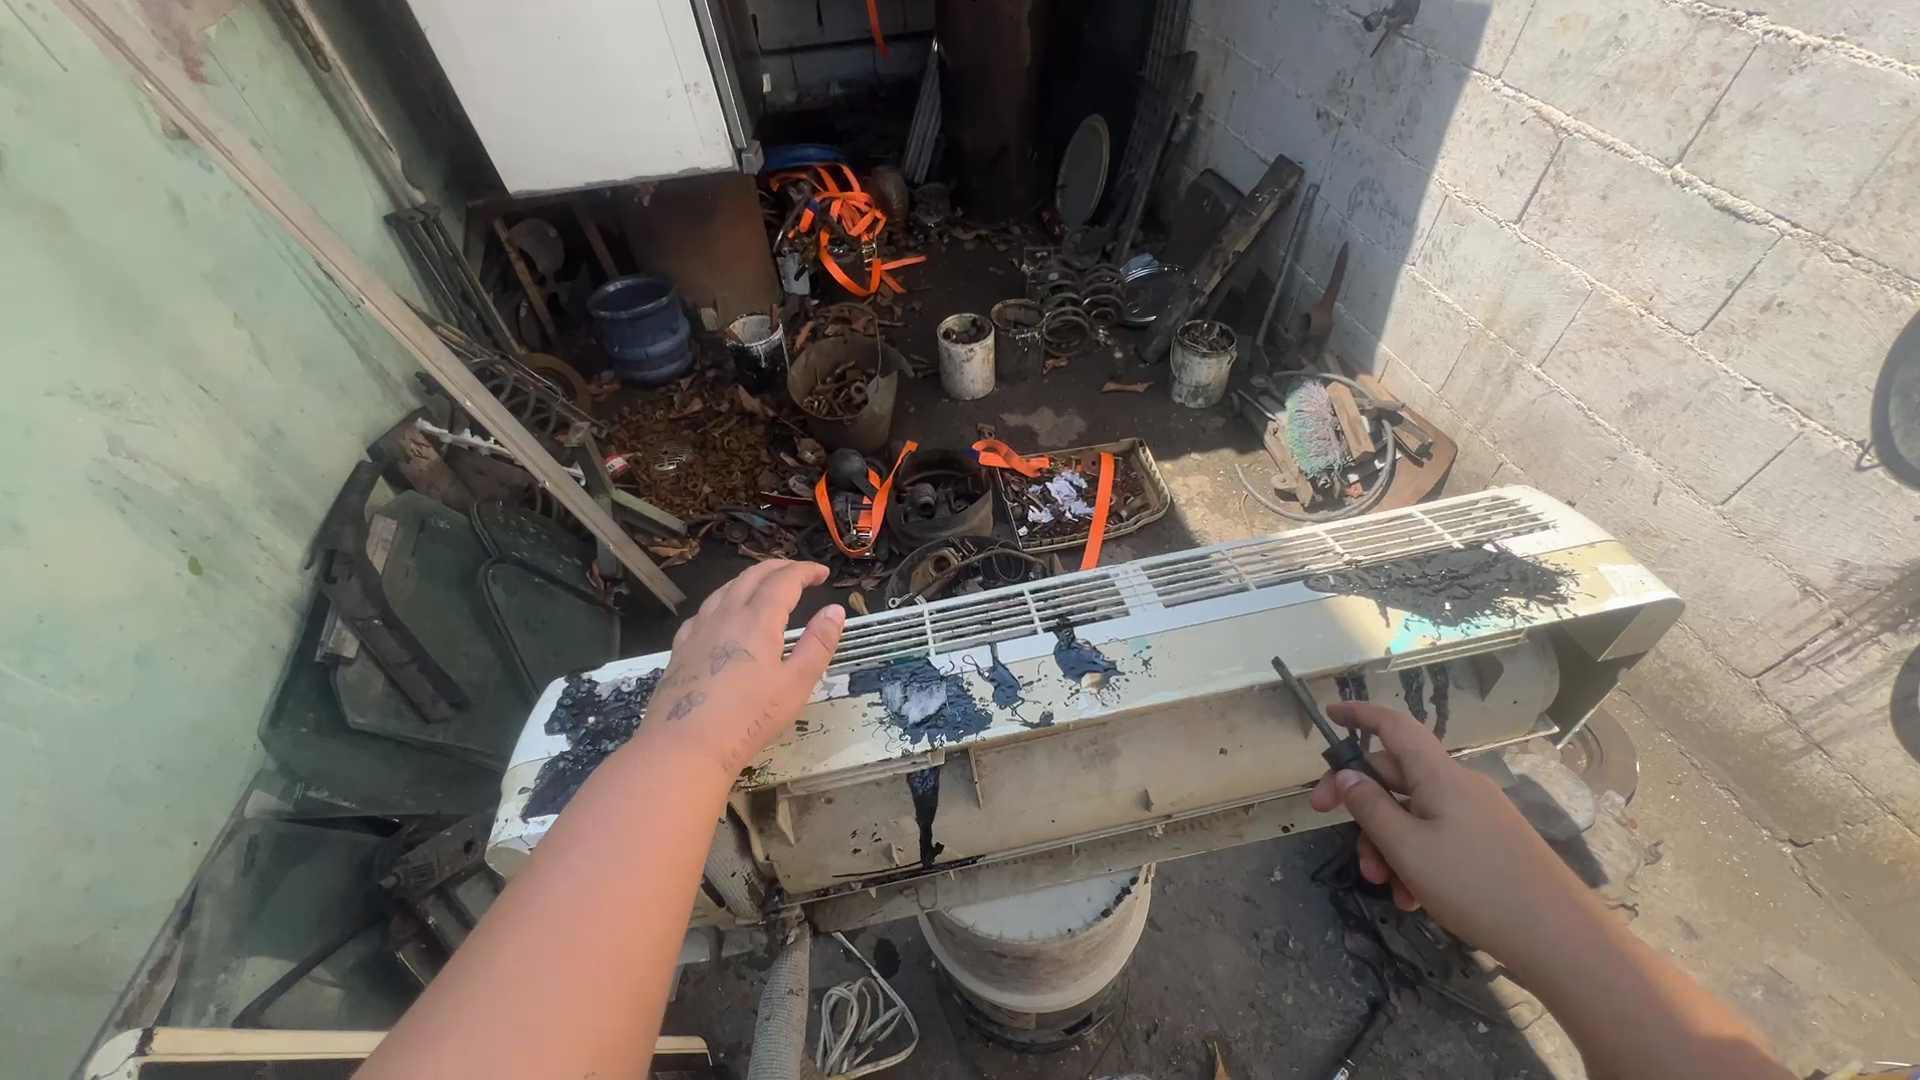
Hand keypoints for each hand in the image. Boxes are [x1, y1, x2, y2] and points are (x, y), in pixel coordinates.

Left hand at [638, 560, 844, 778]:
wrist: (685, 745)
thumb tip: (835, 611)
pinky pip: (704, 611)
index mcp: (757, 619)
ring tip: (765, 588)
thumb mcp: (796, 684)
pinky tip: (723, 617)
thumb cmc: (749, 717)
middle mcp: (726, 615)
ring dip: (750, 580)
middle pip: (752, 576)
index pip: (785, 580)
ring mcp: (698, 630)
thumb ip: (818, 644)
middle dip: (779, 568)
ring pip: (725, 589)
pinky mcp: (681, 649)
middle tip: (799, 574)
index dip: (805, 571)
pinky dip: (723, 602)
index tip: (822, 573)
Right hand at [1308, 701, 1590, 955]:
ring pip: (1414, 815)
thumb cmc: (1477, 886)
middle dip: (1364, 811)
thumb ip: (1369, 807)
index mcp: (1439, 775)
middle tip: (1340, 840)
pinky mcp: (1491, 844)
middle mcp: (1459, 786)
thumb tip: (1347, 776)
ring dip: (1388, 846)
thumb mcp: (1407, 848)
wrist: (1566, 942)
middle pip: (1395, 779)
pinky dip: (1417, 861)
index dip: (1358, 714)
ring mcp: (1478, 815)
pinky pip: (1438, 838)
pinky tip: (1414, 899)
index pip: (1392, 726)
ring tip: (1387, 888)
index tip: (1328, 714)